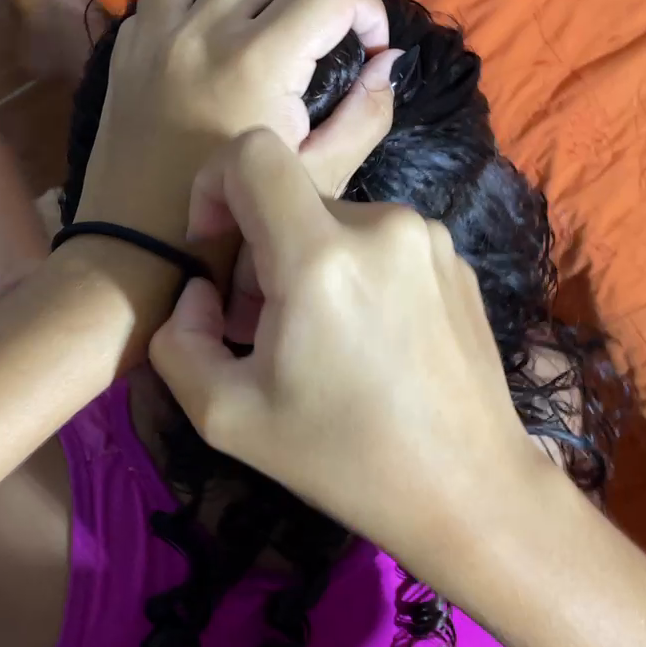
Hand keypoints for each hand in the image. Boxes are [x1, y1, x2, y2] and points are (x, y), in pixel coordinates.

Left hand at [70, 0, 391, 249]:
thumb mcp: (317, 180)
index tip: (364, 48)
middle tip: (313, 33)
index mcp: (257, 63)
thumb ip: (365, 115)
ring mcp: (153, 40)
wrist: (135, 255)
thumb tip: (388, 60)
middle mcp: (202, 34)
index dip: (366, 11)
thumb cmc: (230, 231)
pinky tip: (200, 38)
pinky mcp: (122, 56)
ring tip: (252, 21)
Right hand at [148, 132, 566, 579]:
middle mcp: (381, 226)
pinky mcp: (454, 259)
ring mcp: (428, 239)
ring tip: (312, 339)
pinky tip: (360, 340)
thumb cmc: (340, 458)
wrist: (469, 492)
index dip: (213, 185)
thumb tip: (201, 292)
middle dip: (253, 250)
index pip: (252, 154)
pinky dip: (347, 273)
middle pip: (286, 199)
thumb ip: (177, 339)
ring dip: (300, 264)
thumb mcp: (223, 415)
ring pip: (329, 222)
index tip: (212, 246)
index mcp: (320, 258)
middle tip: (258, 326)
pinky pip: (374, 242)